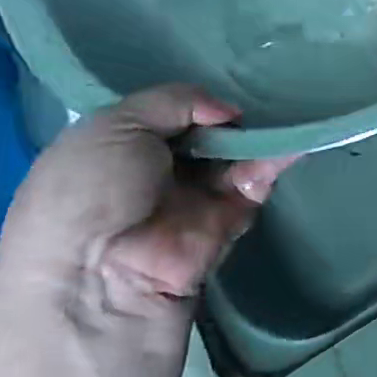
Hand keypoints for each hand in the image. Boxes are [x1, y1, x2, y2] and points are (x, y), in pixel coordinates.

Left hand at [0, 84, 292, 376]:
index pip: (165, 117)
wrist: (100, 277)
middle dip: (227, 121)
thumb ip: (174, 102)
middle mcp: (154, 174)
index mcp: (116, 149)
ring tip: (275, 125)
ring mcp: (192, 200)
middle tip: (248, 108)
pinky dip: (269, 167)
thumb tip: (226, 110)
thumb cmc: (89, 190)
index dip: (190, 104)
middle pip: (204, 137)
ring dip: (254, 142)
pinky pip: (251, 188)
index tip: (211, 99)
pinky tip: (287, 147)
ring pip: (233, 160)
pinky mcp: (226, 224)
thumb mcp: (115, 125)